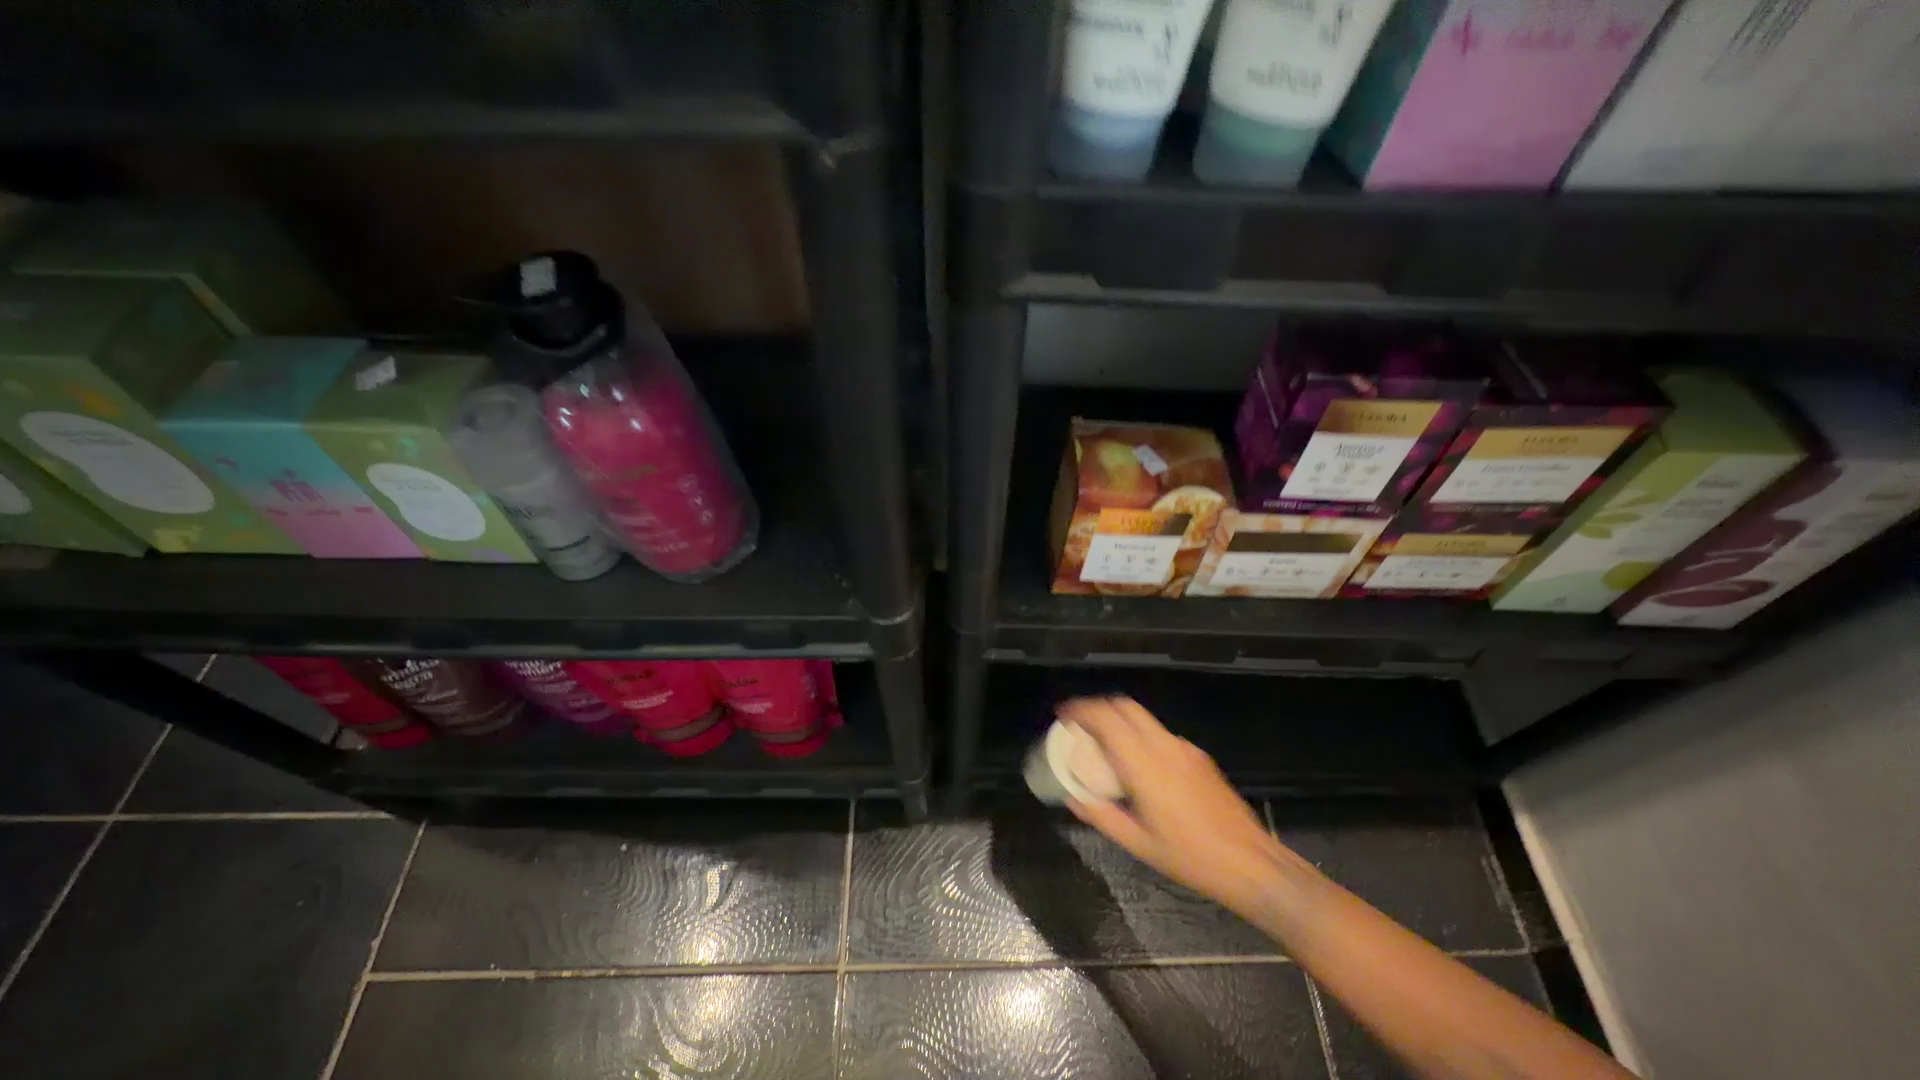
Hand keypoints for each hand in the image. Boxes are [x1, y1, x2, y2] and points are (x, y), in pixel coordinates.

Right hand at [1060, 695, 1289, 918]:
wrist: (1249, 862)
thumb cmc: (1190, 857)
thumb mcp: (1138, 844)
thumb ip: (1101, 816)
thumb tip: (1073, 797)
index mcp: (1145, 765)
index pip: (1107, 719)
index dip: (1081, 711)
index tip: (1063, 716)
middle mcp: (1166, 747)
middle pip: (1125, 707)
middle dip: (1098, 709)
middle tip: (1079, 725)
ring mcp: (1186, 750)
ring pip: (1144, 719)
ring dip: (1119, 722)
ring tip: (1103, 746)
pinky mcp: (1200, 758)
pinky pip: (1161, 735)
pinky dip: (1139, 737)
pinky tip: (1136, 766)